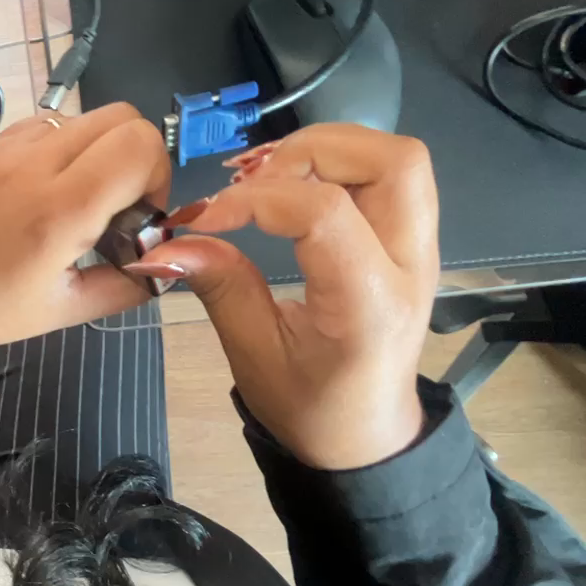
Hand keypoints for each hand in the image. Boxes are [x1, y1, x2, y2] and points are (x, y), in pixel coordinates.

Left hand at [0, 103, 168, 354]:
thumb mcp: (62, 311)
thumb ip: (126, 286)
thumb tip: (165, 267)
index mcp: (60, 208)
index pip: (142, 144)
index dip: (158, 176)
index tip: (140, 216)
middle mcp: (34, 164)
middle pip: (122, 116)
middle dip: (138, 156)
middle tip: (118, 205)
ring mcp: (4, 149)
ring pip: (82, 115)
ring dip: (98, 148)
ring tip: (79, 198)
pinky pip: (43, 124)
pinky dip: (62, 145)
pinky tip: (45, 188)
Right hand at [128, 125, 439, 469]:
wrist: (363, 434)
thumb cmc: (305, 404)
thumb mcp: (250, 353)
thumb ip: (219, 285)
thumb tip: (166, 244)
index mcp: (367, 303)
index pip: (322, 212)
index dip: (251, 200)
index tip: (198, 219)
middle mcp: (409, 264)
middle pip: (390, 160)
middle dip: (307, 151)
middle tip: (245, 181)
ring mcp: (420, 248)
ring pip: (397, 158)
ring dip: (325, 151)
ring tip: (263, 179)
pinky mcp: (411, 241)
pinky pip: (389, 177)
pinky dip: (336, 166)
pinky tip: (289, 190)